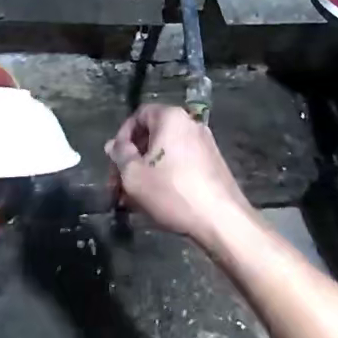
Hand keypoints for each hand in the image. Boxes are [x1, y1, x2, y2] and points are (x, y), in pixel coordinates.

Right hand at [104, 104, 251, 244]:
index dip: (121, 137)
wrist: (223, 222)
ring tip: (135, 199)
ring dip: (147, 172)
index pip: (138, 116)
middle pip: (152, 136)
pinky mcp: (215, 166)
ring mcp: (206, 145)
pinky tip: (158, 200)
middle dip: (132, 159)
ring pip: (166, 154)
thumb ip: (119, 155)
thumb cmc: (172, 192)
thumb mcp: (133, 174)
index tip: (115, 161)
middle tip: (120, 184)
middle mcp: (190, 125)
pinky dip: (166, 177)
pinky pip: (181, 164)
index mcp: (171, 118)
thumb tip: (115, 145)